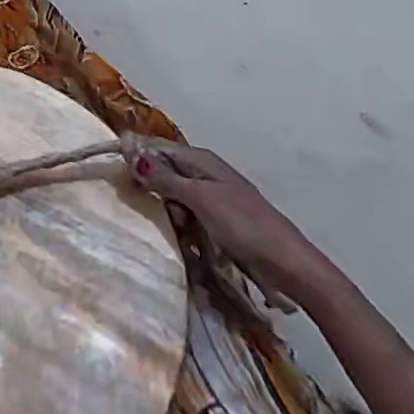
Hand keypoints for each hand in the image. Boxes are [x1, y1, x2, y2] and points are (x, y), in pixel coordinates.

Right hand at [124, 137, 334, 301]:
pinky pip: (190, 212)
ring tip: (176, 227)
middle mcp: (207, 172)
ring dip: (170, 210)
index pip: (159, 149)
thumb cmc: (243, 226)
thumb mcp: (200, 199)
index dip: (140, 161)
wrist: (290, 265)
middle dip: (156, 189)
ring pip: (176, 194)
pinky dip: (184, 222)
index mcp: (202, 159)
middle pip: (166, 171)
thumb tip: (135, 157)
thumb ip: (166, 179)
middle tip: (156, 209)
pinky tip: (187, 236)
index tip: (124, 179)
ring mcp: (216, 195)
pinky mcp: (221, 217)